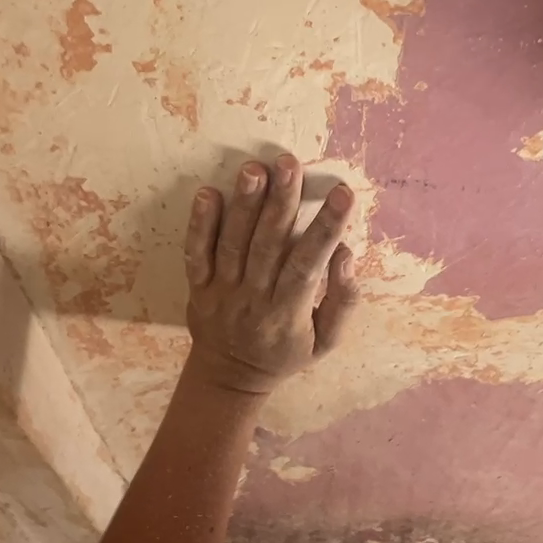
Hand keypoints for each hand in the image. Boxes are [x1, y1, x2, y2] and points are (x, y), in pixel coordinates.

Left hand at [183, 153, 357, 394]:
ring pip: (232, 244)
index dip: (326, 228)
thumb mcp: (326, 342)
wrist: (230, 378)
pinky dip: (200, 224)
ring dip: (243, 205)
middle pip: (267, 246)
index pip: (308, 265)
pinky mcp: (198, 287)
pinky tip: (208, 193)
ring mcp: (221, 293)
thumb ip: (343, 301)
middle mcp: (253, 300)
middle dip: (281, 202)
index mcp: (288, 314)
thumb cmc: (285, 355)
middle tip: (290, 164)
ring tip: (253, 169)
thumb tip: (346, 254)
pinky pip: (196, 253)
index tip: (343, 193)